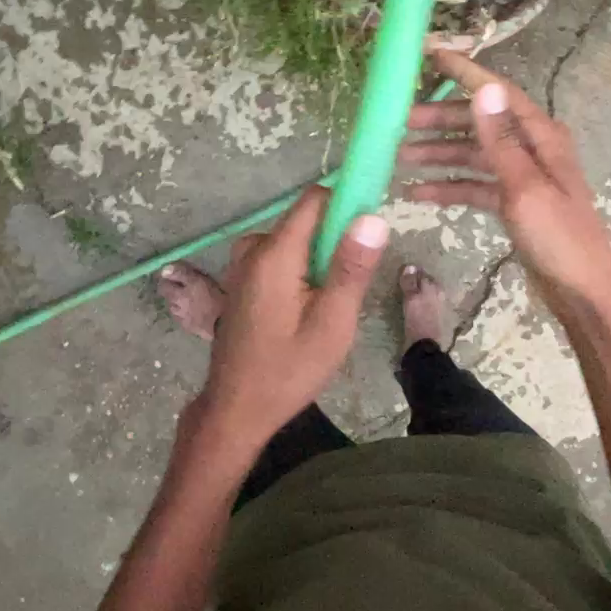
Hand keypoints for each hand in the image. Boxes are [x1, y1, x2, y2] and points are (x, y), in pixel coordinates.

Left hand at [195, 186, 387, 447]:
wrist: (236, 411)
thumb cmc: (288, 371)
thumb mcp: (332, 323)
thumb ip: (351, 267)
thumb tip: (373, 217)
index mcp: (274, 253)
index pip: (316, 199)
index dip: (347, 205)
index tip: (369, 236)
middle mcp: (253, 248)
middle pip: (308, 220)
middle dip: (335, 243)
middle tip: (346, 292)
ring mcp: (243, 264)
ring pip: (297, 240)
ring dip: (319, 262)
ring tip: (326, 308)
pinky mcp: (243, 280)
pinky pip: (282, 257)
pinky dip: (301, 273)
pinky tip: (305, 312)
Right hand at [403, 49, 610, 323]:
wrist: (582, 291)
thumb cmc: (558, 237)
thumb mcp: (525, 187)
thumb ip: (500, 140)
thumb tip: (484, 87)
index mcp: (541, 136)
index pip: (498, 93)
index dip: (465, 73)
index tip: (431, 56)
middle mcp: (531, 148)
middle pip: (479, 124)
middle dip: (440, 122)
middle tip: (399, 125)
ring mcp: (521, 176)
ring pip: (473, 156)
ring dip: (438, 156)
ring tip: (399, 159)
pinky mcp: (513, 202)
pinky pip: (475, 186)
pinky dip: (449, 188)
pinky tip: (418, 193)